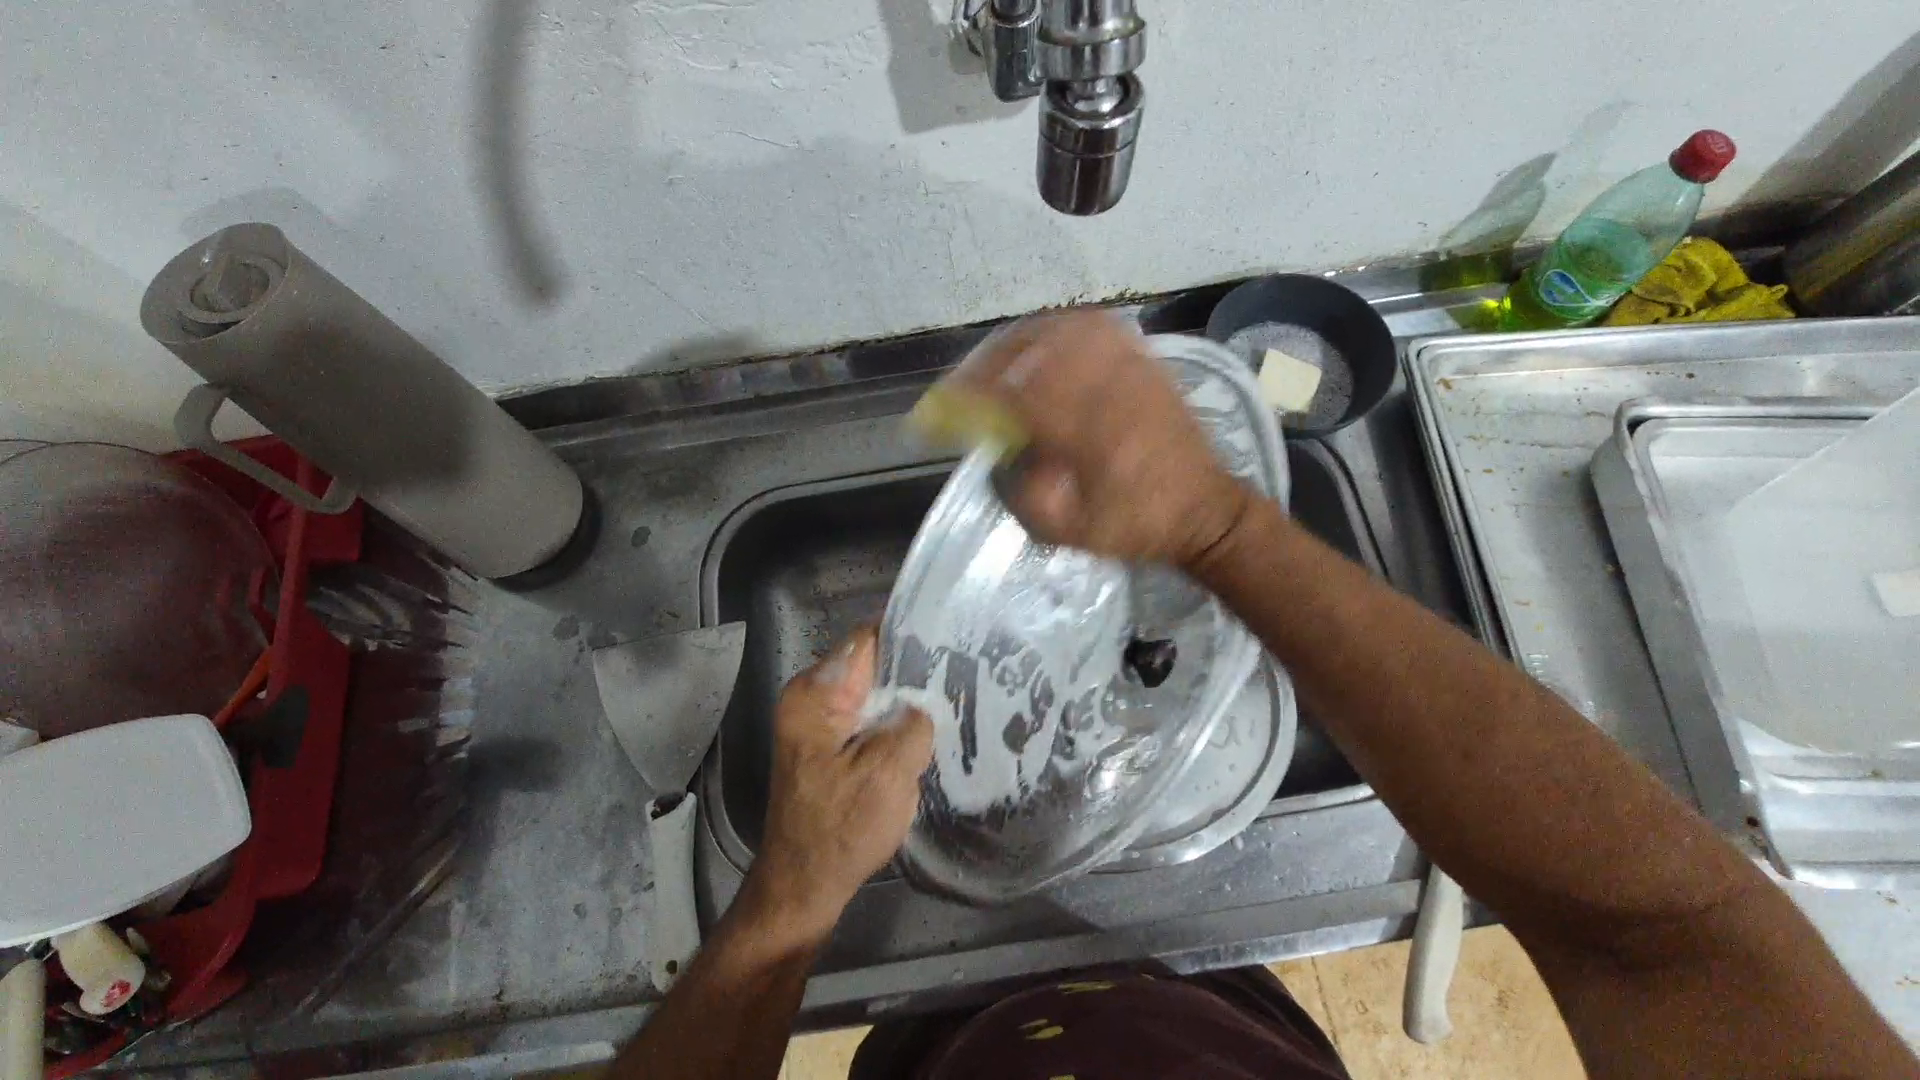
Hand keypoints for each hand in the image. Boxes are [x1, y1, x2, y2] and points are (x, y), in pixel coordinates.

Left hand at [740, 628, 931, 948]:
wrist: (802, 886)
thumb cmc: (840, 830)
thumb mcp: (887, 775)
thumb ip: (912, 726)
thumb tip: (924, 702)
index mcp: (815, 694)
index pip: (867, 640)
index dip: (909, 636)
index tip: (951, 638)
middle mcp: (809, 698)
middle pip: (870, 664)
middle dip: (912, 670)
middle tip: (961, 673)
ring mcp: (816, 723)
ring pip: (872, 693)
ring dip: (905, 700)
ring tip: (951, 700)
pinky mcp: (826, 746)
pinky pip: (866, 718)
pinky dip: (893, 722)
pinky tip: (924, 733)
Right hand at [952, 310, 1250, 567]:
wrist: (1207, 511)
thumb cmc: (1138, 526)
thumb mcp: (1072, 533)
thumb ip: (1026, 496)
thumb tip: (1002, 456)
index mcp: (1088, 435)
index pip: (1017, 396)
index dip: (972, 393)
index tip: (944, 401)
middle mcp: (1109, 390)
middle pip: (1039, 349)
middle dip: (993, 359)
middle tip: (971, 378)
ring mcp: (1133, 370)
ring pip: (1068, 329)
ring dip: (1027, 340)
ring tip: (1005, 358)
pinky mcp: (1149, 364)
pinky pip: (1103, 328)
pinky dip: (1067, 330)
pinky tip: (1052, 344)